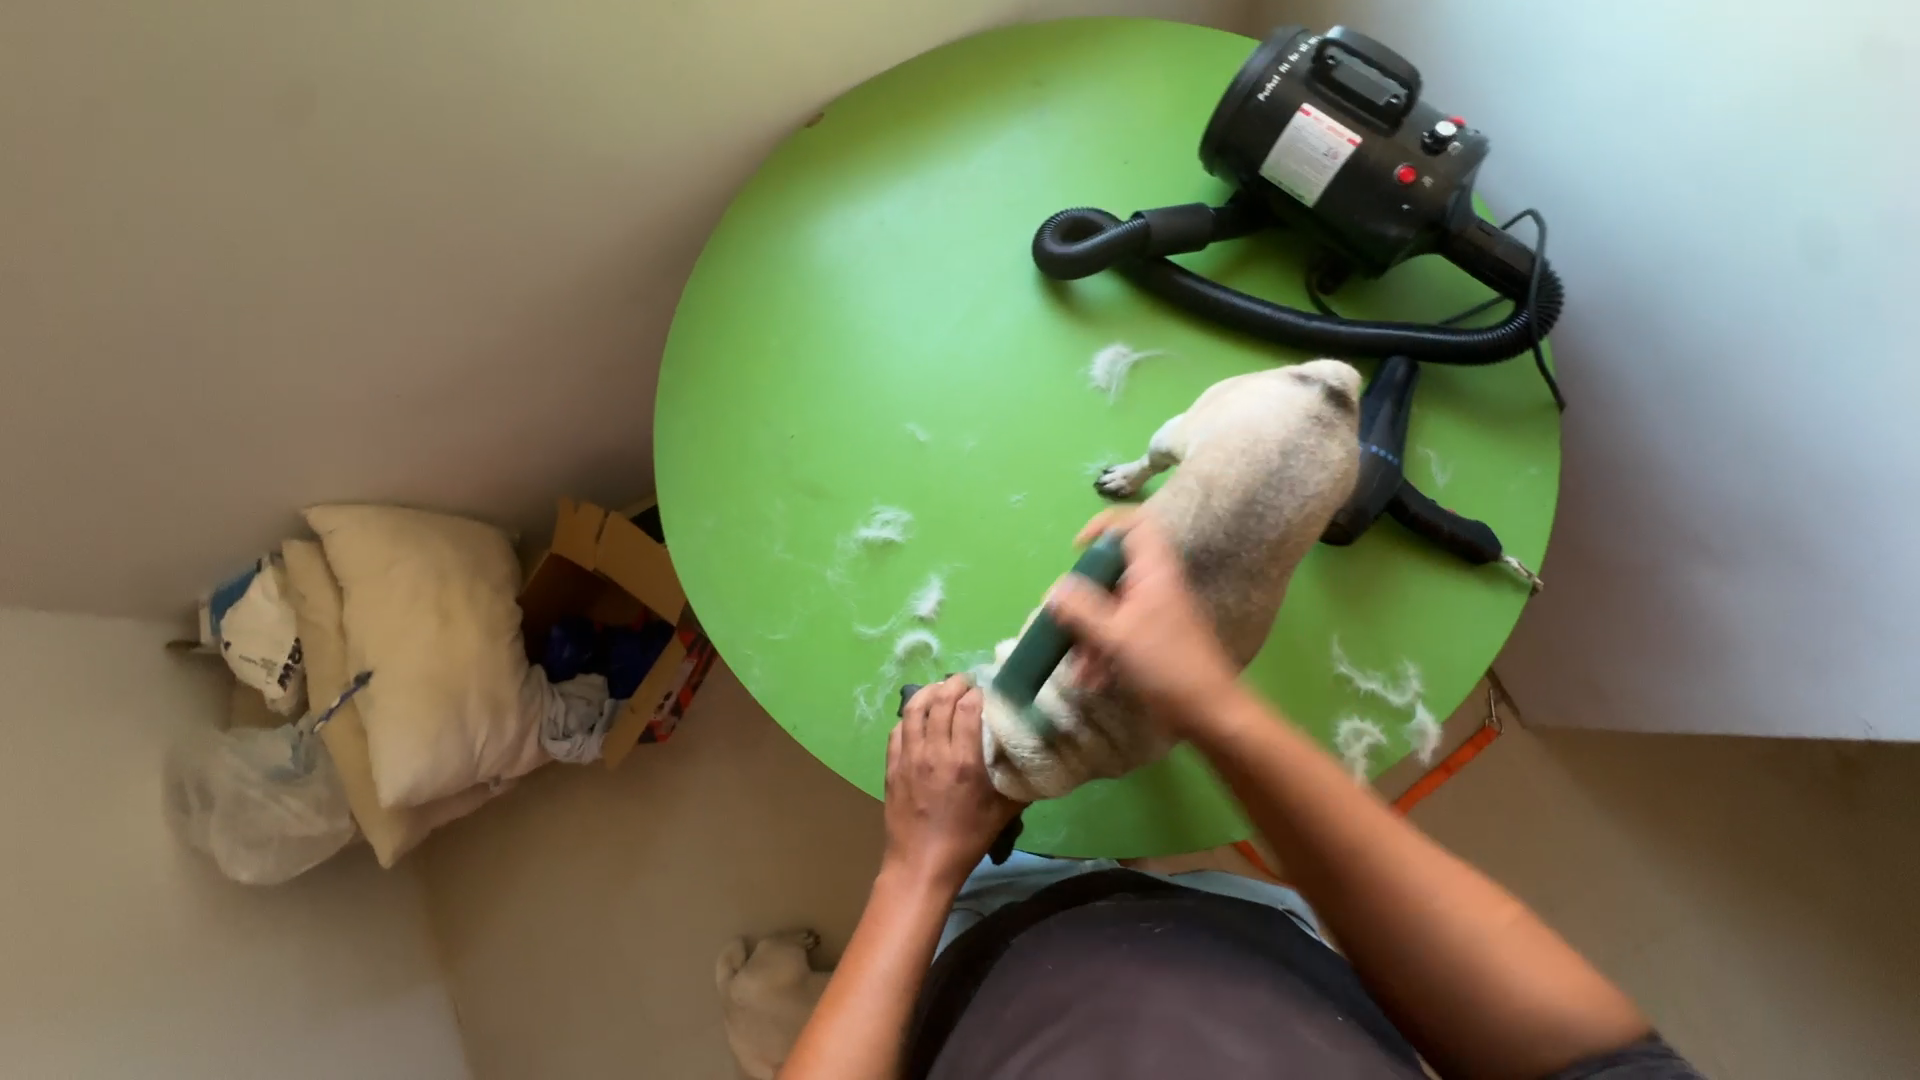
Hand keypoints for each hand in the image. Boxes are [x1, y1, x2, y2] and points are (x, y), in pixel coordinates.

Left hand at [883, 676, 1022, 892]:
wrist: (921, 865)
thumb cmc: (966, 840)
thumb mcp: (1003, 812)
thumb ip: (1020, 784)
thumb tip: (1040, 763)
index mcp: (964, 762)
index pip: (968, 709)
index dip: (976, 693)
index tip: (984, 691)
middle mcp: (934, 752)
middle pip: (940, 701)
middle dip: (953, 685)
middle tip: (964, 682)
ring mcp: (909, 758)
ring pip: (913, 709)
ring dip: (928, 692)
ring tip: (940, 689)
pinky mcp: (891, 766)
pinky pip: (897, 730)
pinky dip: (909, 717)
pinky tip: (918, 717)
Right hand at [1045, 509, 1242, 734]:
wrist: (1210, 714)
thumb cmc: (1167, 666)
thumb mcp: (1115, 635)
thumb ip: (1081, 609)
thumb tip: (1054, 589)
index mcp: (1154, 571)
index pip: (1135, 523)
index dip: (1104, 526)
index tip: (1077, 549)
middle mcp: (1155, 585)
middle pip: (1111, 572)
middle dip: (1082, 600)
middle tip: (1064, 620)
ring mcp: (1155, 613)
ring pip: (1110, 608)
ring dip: (1088, 635)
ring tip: (1078, 667)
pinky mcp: (1153, 641)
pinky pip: (1118, 634)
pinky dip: (1101, 652)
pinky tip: (1091, 680)